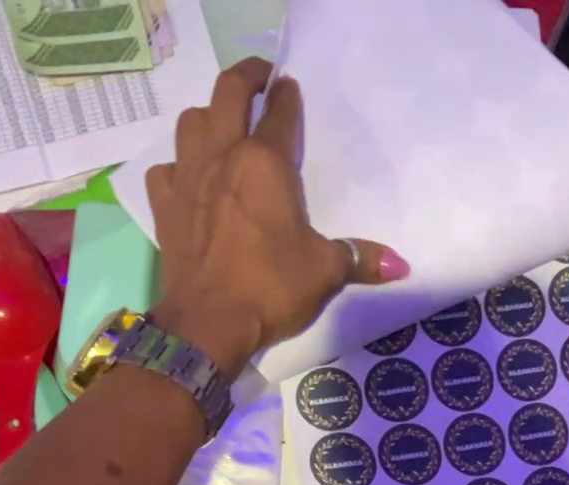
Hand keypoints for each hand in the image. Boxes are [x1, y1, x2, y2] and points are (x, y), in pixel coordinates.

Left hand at [145, 58, 407, 377]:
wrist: (209, 322)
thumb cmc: (271, 287)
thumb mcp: (326, 273)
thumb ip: (361, 259)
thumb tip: (403, 266)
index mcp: (265, 163)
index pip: (279, 112)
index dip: (287, 96)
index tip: (290, 87)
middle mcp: (223, 157)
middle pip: (227, 93)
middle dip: (246, 78)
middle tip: (259, 79)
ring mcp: (188, 178)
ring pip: (192, 122)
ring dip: (209, 115)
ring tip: (223, 125)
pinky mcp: (165, 205)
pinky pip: (167, 168)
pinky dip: (179, 165)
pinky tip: (191, 179)